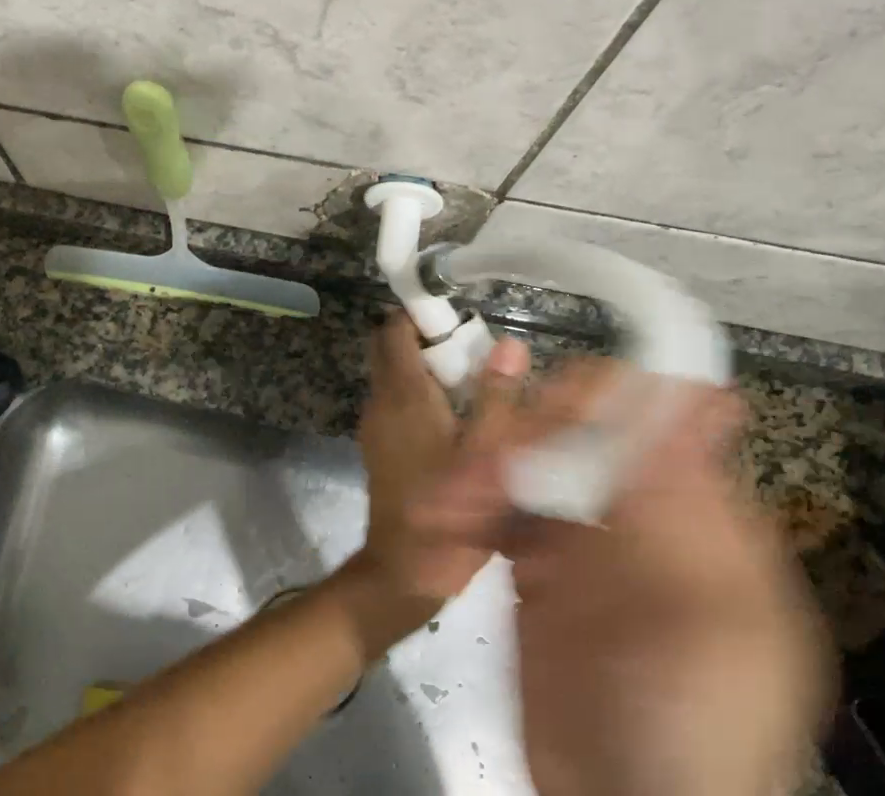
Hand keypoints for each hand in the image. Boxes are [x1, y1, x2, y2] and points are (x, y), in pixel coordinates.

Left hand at [356, 312, 529, 599]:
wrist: (404, 569)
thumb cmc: (450, 510)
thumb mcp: (487, 453)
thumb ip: (497, 397)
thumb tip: (509, 344)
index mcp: (402, 394)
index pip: (393, 330)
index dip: (420, 314)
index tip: (457, 317)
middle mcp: (379, 403)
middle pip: (389, 351)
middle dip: (425, 340)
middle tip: (472, 351)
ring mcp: (374, 427)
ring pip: (392, 378)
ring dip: (425, 371)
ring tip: (475, 384)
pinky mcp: (378, 449)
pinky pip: (395, 405)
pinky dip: (420, 397)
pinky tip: (458, 421)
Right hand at [408, 361, 831, 795]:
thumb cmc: (688, 724)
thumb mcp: (708, 622)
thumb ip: (689, 512)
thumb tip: (704, 396)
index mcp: (696, 517)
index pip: (652, 419)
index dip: (599, 399)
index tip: (545, 410)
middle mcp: (639, 514)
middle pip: (573, 436)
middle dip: (518, 440)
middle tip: (472, 473)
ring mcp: (582, 543)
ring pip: (523, 471)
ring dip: (475, 476)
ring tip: (435, 511)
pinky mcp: (533, 572)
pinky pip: (493, 517)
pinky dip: (461, 515)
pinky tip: (436, 531)